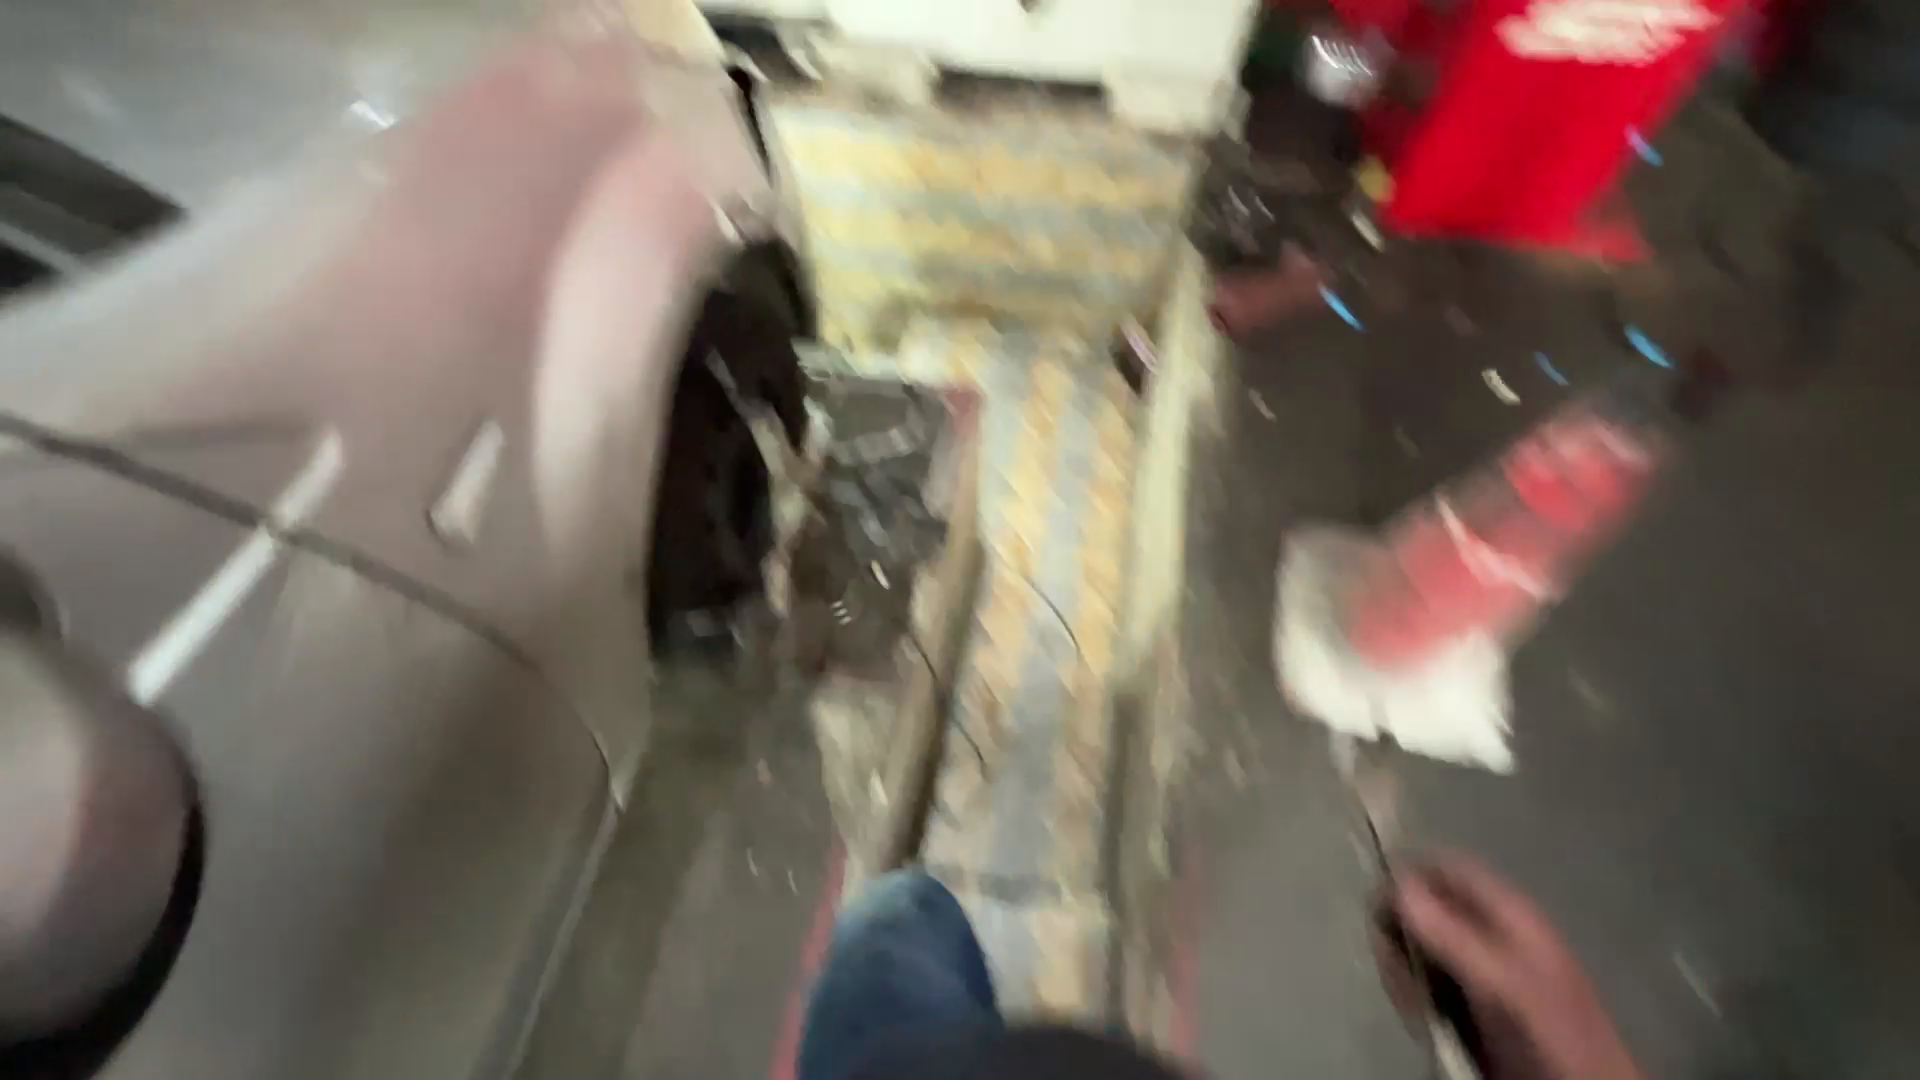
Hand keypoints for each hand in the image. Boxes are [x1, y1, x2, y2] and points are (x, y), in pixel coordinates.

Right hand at [1377, 857, 1645, 1079]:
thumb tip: (1397, 882)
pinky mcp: (1470, 994)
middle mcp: (1490, 928)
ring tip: (1414, 1004)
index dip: (1409, 877)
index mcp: (1508, 912)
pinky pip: (1423, 974)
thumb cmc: (1551, 1035)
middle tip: (1400, 971)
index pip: (1446, 867)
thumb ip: (1452, 933)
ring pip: (1416, 940)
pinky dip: (1412, 989)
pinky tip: (1421, 1015)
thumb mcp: (1504, 984)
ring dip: (1402, 966)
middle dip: (1399, 933)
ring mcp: (1479, 963)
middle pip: (1422, 903)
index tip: (1383, 911)